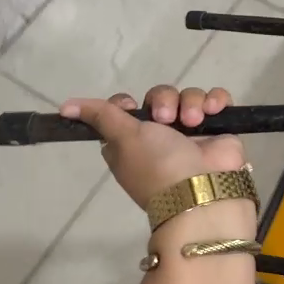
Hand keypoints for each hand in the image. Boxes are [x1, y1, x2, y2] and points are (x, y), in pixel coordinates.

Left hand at [59, 86, 245, 209]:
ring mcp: (192, 131)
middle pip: (160, 97)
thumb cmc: (157, 164)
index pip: (128, 108)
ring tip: (194, 121)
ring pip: (189, 96)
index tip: (131, 107)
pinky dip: (216, 101)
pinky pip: (216, 100)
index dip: (128, 103)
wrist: (202, 187)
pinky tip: (213, 111)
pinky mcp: (219, 128)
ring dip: (191, 103)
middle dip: (165, 101)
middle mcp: (162, 134)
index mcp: (133, 140)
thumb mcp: (123, 139)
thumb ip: (100, 117)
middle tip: (167, 119)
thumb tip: (65, 107)